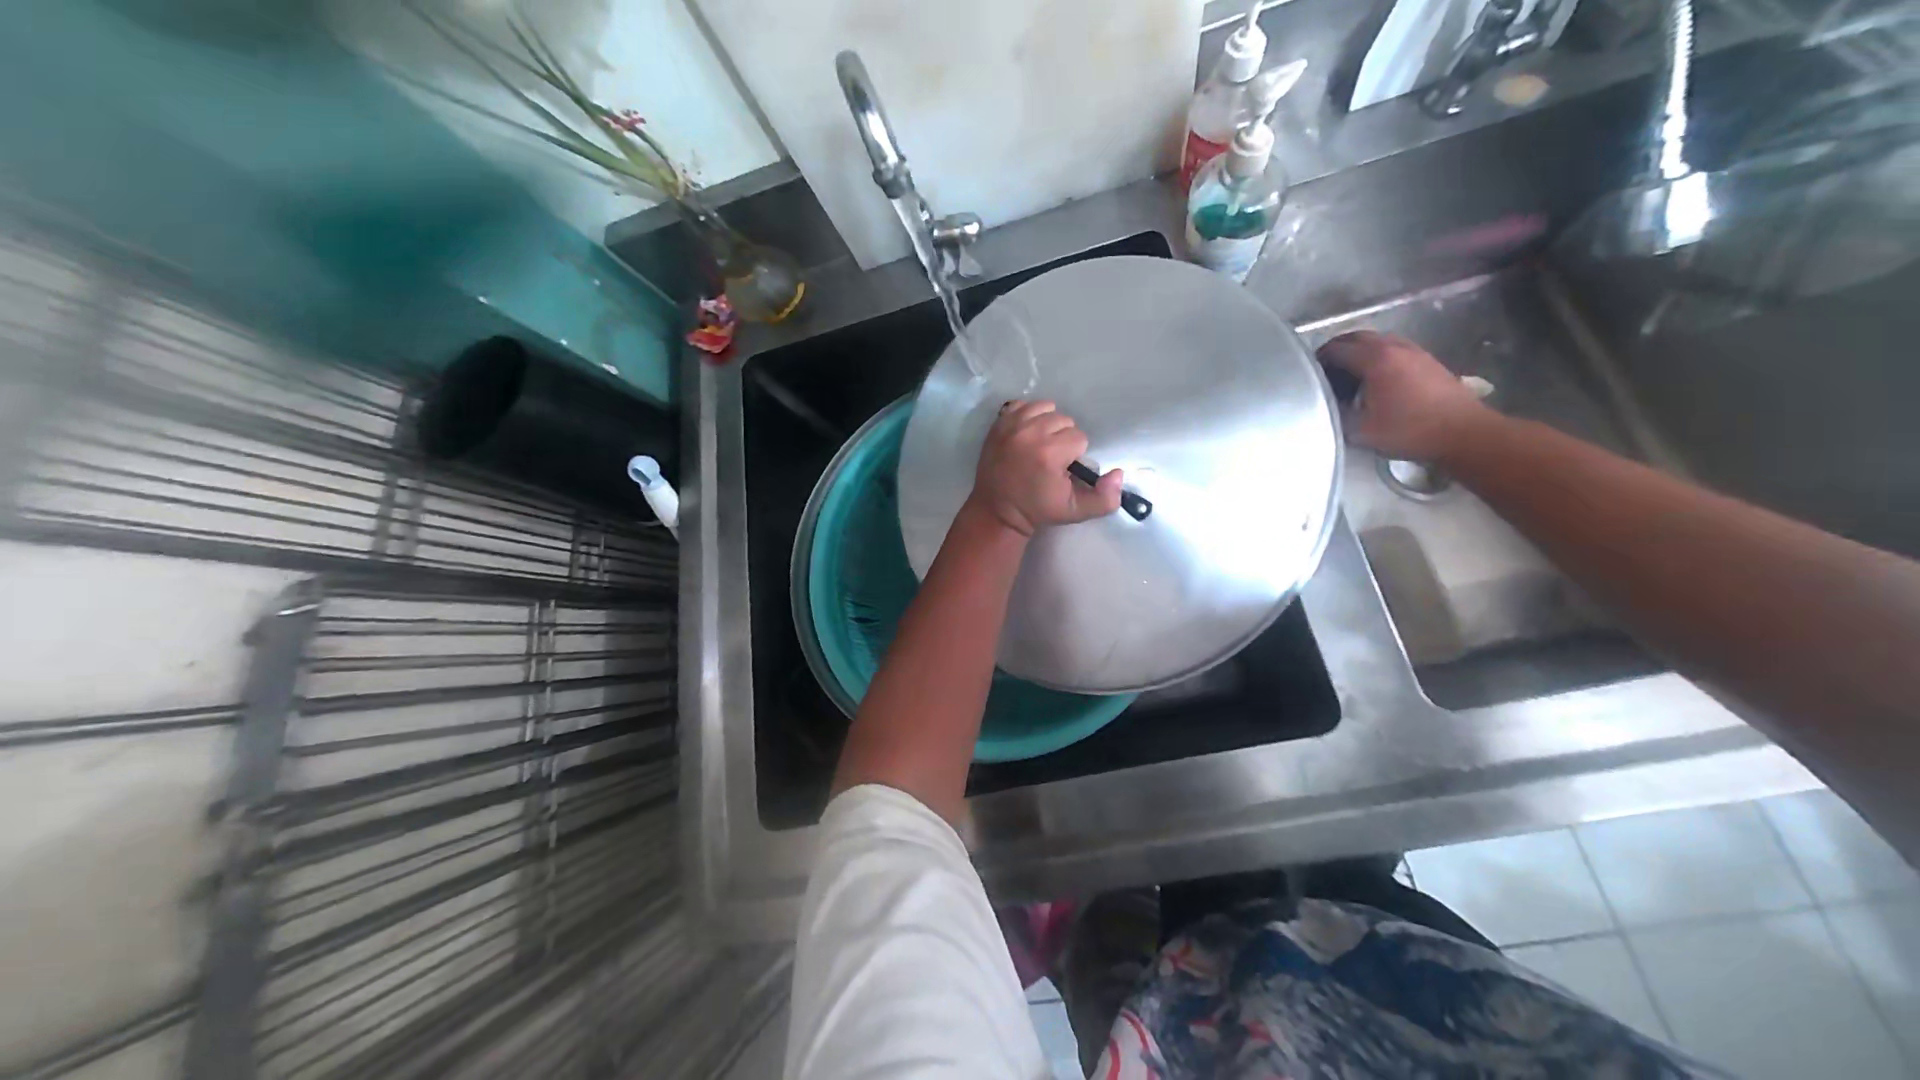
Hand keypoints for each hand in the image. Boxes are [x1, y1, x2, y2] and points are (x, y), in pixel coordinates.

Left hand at [968, 400, 1121, 535]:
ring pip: (1046, 408)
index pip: (1079, 438)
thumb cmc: (1037, 509)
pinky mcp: (999, 422)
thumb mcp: (1075, 511)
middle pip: (1064, 421)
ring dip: (1048, 424)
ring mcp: (1012, 425)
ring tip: (1040, 444)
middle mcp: (1030, 433)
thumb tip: (1119, 473)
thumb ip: (1105, 498)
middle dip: (1063, 438)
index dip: (1074, 455)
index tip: (1062, 469)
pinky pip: (1023, 405)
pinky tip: (1027, 434)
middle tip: (1051, 459)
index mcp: (1049, 453)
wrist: (997, 509)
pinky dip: (1029, 416)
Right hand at [1318, 330, 1492, 461]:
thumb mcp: (1361, 430)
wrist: (1463, 432)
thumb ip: (1336, 413)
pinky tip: (1374, 379)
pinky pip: (1392, 348)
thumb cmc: (1409, 430)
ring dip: (1357, 351)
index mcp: (1375, 359)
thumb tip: (1324, 404)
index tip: (1308, 375)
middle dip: (1336, 350)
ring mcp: (1414, 351)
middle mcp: (1394, 347)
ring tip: (1347, 375)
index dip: (1317, 360)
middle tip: (1323, 371)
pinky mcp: (1426, 360)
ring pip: (1376, 340)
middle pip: (1356, 337)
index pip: (1336, 349)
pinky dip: (1376, 356)